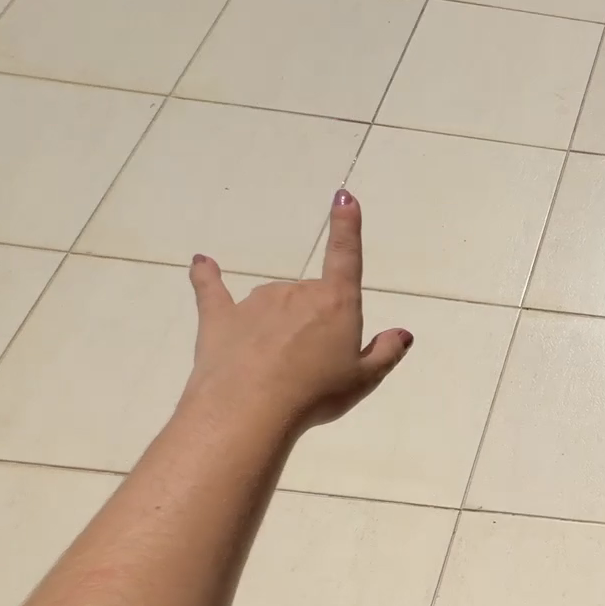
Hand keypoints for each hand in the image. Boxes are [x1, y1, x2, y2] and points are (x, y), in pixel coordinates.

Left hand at [182, 189, 410, 431]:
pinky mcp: (219, 316)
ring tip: (283, 366)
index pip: (346, 258)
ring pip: (277, 302)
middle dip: (320, 320)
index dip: (347, 227)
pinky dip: (208, 277)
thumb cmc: (318, 392)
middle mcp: (297, 292)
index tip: (344, 196)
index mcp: (337, 303)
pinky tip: (203, 263)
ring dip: (284, 322)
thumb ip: (386, 353)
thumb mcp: (366, 379)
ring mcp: (255, 301)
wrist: (250, 409)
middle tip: (321, 365)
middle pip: (315, 296)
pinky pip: (212, 288)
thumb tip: (401, 333)